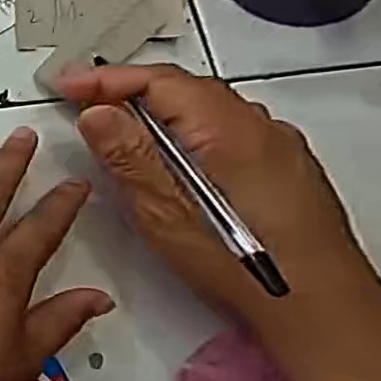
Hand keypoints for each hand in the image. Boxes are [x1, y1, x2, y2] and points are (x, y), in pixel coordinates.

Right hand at [54, 62, 375, 327]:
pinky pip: (218, 126)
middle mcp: (259, 130)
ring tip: (106, 116)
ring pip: (202, 106)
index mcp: (230, 134)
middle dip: (125, 85)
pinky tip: (154, 145)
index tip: (66, 84)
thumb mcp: (164, 211)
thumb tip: (98, 113)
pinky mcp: (273, 166)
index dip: (107, 78)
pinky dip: (175, 123)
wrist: (314, 302)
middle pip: (184, 88)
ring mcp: (272, 147)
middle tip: (76, 94)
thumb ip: (129, 157)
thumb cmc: (239, 263)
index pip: (161, 83)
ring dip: (149, 103)